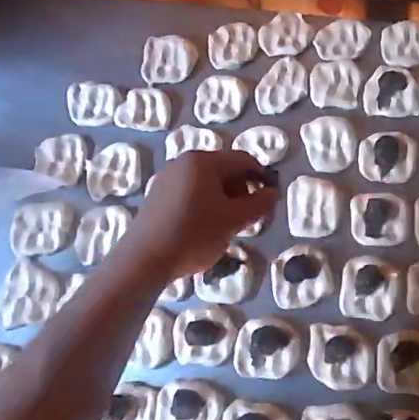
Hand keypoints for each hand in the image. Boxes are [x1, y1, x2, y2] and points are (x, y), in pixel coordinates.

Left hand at [121, 150, 278, 279]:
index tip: (270, 201)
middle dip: (242, 190)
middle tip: (250, 217)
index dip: (262, 178)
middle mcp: (183, 162)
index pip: (244, 160)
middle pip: (224, 169)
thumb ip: (259, 204)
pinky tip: (206, 227)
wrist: (146, 259)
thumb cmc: (195, 234)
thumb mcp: (234, 220)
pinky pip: (190, 192)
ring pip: (207, 182)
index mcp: (203, 161)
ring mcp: (167, 177)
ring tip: (229, 225)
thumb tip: (272, 193)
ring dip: (225, 199)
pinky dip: (205, 204)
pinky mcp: (157, 195)